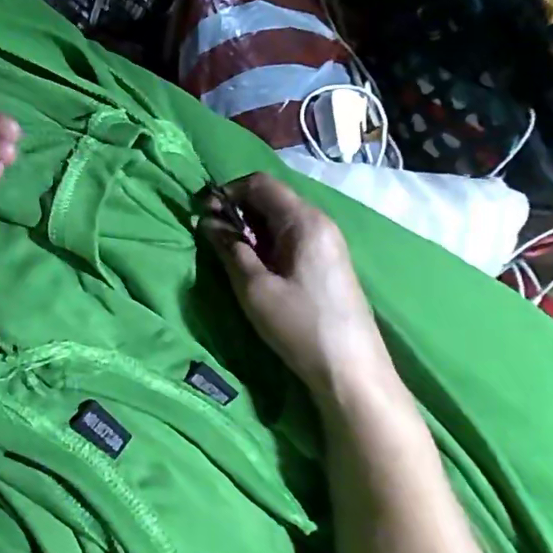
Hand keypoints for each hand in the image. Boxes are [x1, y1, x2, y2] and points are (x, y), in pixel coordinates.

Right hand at [199, 173, 391, 404]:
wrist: (350, 369)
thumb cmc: (299, 325)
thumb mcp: (254, 288)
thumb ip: (229, 248)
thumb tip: (207, 221)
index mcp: (304, 221)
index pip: (260, 183)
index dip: (228, 191)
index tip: (201, 210)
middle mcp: (319, 222)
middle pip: (271, 198)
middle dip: (237, 208)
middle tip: (209, 232)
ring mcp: (326, 242)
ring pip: (279, 218)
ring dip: (250, 227)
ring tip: (226, 249)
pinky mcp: (326, 262)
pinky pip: (290, 236)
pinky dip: (266, 241)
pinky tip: (252, 264)